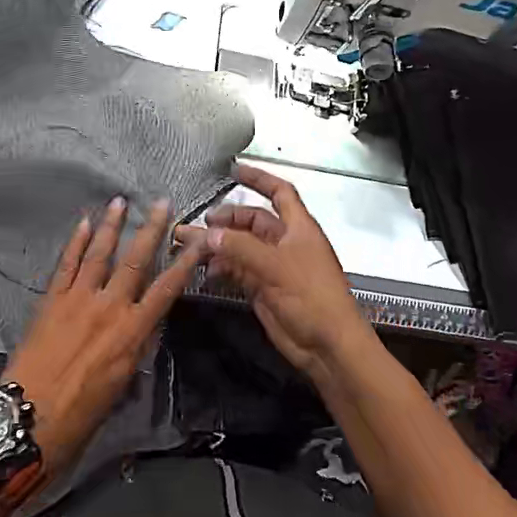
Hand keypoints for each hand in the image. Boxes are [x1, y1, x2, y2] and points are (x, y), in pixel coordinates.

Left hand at [2, 197, 201, 482]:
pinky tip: (83, 224)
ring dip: (111, 226)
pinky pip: (66, 264)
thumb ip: (136, 350)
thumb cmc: (80, 413)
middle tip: (160, 203)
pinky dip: (75, 242)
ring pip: (99, 254)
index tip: (197, 241)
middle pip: (135, 261)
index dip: (184, 264)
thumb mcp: (121, 386)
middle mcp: (108, 308)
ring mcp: (77, 299)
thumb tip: (147, 327)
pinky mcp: (51, 299)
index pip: (166, 290)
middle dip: (150, 230)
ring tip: (119, 201)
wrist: (29, 417)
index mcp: (131, 333)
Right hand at [175, 164, 369, 381]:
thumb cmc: (312, 297)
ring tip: (188, 245)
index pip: (279, 192)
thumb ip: (240, 247)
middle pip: (252, 221)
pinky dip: (220, 267)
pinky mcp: (263, 288)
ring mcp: (273, 266)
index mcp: (298, 228)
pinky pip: (237, 270)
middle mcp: (285, 243)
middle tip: (199, 224)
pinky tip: (204, 269)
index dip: (258, 178)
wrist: (328, 346)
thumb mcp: (276, 266)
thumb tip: (208, 234)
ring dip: (216, 245)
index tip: (233, 170)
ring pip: (240, 246)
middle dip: (225, 219)